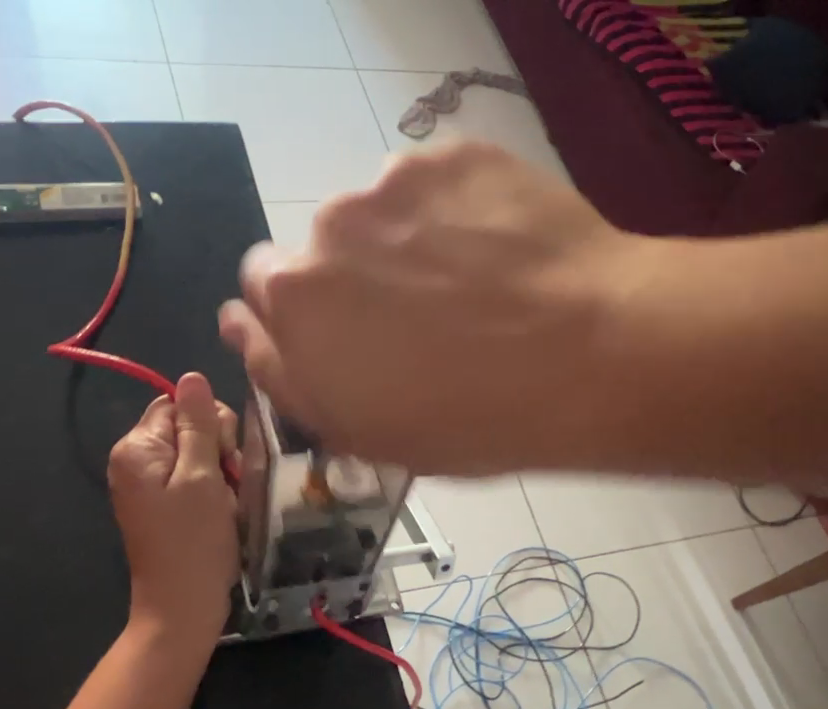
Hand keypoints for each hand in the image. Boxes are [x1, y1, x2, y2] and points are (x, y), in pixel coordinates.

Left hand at [108, 373, 238, 643]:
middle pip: (187, 428)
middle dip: (217, 452)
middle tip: (228, 486)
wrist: (182, 607)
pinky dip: (213, 494)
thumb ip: (199, 425)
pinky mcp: (162, 508)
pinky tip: (221, 516)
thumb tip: (192, 377)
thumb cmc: (195, 543)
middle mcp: (134, 461)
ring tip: (227, 506)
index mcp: (136, 448)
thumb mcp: (202, 478)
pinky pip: (193, 482)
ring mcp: (147, 487)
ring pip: (197, 456)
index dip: (210, 424)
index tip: (225, 459)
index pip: (178, 404)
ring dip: (221, 475)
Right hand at [219, 140, 640, 473]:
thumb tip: (239, 323)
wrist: (588, 357)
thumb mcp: (359, 432)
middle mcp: (329, 228)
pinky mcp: (455, 156)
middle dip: (353, 280)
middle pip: (324, 248)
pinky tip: (498, 254)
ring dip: (405, 243)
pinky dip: (455, 214)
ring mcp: (396, 184)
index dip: (306, 318)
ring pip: (381, 214)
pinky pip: (435, 186)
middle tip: (418, 321)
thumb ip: (283, 375)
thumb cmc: (467, 420)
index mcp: (295, 300)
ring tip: (469, 288)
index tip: (350, 340)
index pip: (264, 287)